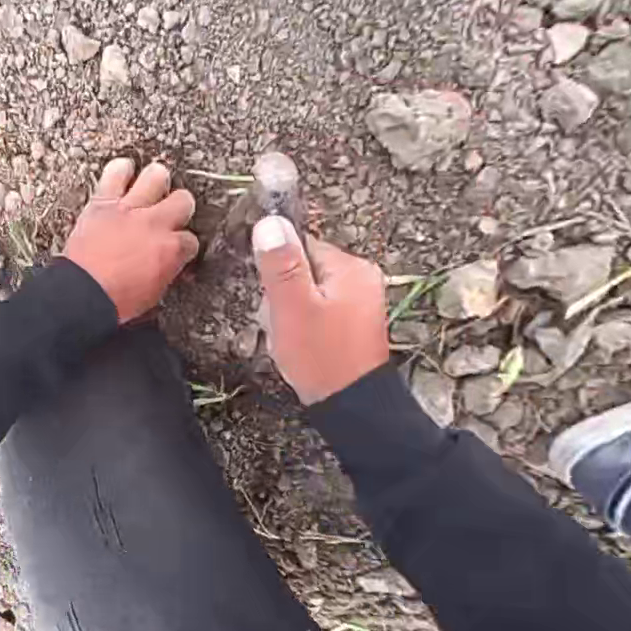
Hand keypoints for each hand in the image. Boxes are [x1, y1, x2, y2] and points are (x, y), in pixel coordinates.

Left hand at [63, 158, 198, 322]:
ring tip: (151, 188)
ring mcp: (130, 209)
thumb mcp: (153, 294)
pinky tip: (124, 172)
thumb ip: (166, 271)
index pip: (192, 240)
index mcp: (171, 250)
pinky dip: (121, 170)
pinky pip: (116, 172)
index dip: (184, 245)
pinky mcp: (103, 202)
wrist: (81, 296)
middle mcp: (156, 224)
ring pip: (156, 175)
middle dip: (180, 207)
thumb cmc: (115, 301)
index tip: (177, 249)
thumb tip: (168, 265)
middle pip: (184, 200)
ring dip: (156, 181)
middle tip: (170, 214)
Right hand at [253, 215, 389, 403]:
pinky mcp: (353, 323)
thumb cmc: (323, 358)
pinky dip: (304, 326)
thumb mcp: (293, 307)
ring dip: (291, 314)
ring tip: (293, 339)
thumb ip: (281, 264)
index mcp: (350, 268)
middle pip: (303, 271)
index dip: (279, 271)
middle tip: (285, 323)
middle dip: (284, 297)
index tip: (275, 297)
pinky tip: (302, 346)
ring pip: (307, 294)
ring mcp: (359, 303)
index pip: (300, 247)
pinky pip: (318, 312)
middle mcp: (361, 279)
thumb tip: (270, 223)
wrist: (352, 407)